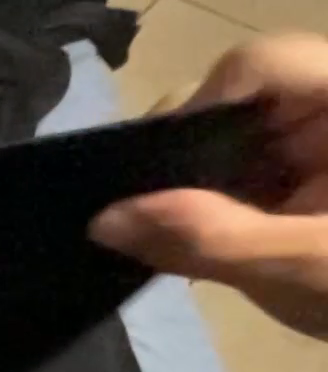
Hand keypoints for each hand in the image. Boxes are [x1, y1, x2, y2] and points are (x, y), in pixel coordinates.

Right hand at [90, 33, 327, 339]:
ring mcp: (324, 144)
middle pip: (237, 100)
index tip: (152, 185)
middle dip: (182, 160)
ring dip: (191, 190)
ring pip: (231, 140)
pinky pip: (245, 169)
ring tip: (186, 242)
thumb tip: (104, 219)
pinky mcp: (314, 174)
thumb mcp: (301, 266)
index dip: (193, 113)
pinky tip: (211, 243)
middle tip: (159, 225)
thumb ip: (206, 238)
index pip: (257, 66)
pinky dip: (210, 206)